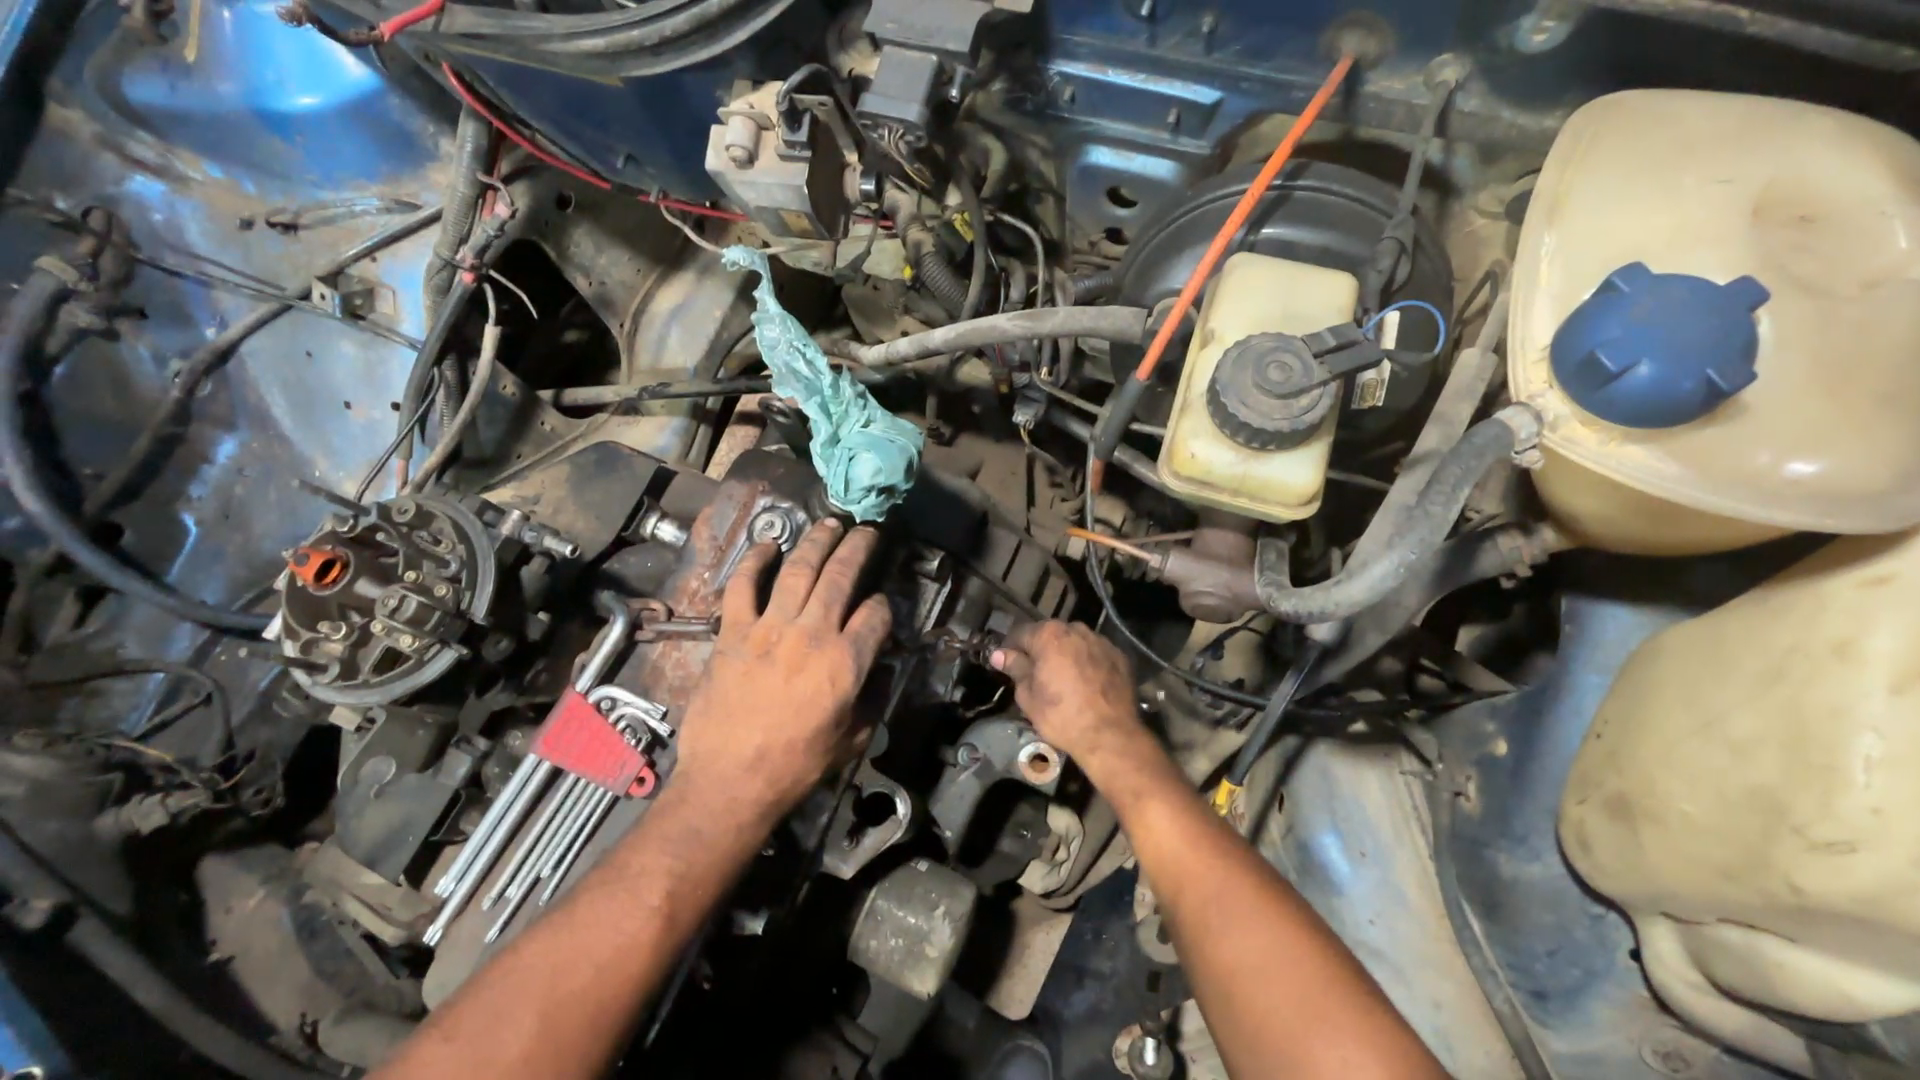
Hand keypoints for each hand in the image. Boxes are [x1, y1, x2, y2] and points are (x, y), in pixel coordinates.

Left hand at [673, 520, 891, 820]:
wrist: (730, 780)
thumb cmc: (795, 766)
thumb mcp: (851, 740)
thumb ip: (870, 698)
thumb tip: (878, 669)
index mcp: (846, 663)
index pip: (876, 615)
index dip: (885, 606)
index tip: (883, 607)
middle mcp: (811, 634)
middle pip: (841, 576)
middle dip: (859, 548)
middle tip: (867, 530)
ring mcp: (768, 629)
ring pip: (798, 570)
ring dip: (816, 542)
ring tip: (829, 524)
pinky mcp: (733, 632)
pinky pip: (744, 586)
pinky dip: (755, 561)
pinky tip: (767, 545)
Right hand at [989, 621, 1145, 773]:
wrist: (1111, 735)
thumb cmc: (1062, 716)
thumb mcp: (1028, 696)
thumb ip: (1015, 668)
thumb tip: (1000, 654)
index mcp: (1050, 635)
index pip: (1020, 633)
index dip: (1010, 649)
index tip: (1007, 664)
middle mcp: (1077, 630)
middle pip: (1050, 635)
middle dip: (1040, 650)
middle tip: (1035, 675)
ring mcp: (1101, 641)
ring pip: (1074, 643)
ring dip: (1065, 655)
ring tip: (1062, 680)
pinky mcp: (1120, 656)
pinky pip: (1095, 654)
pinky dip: (1087, 663)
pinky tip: (1085, 684)